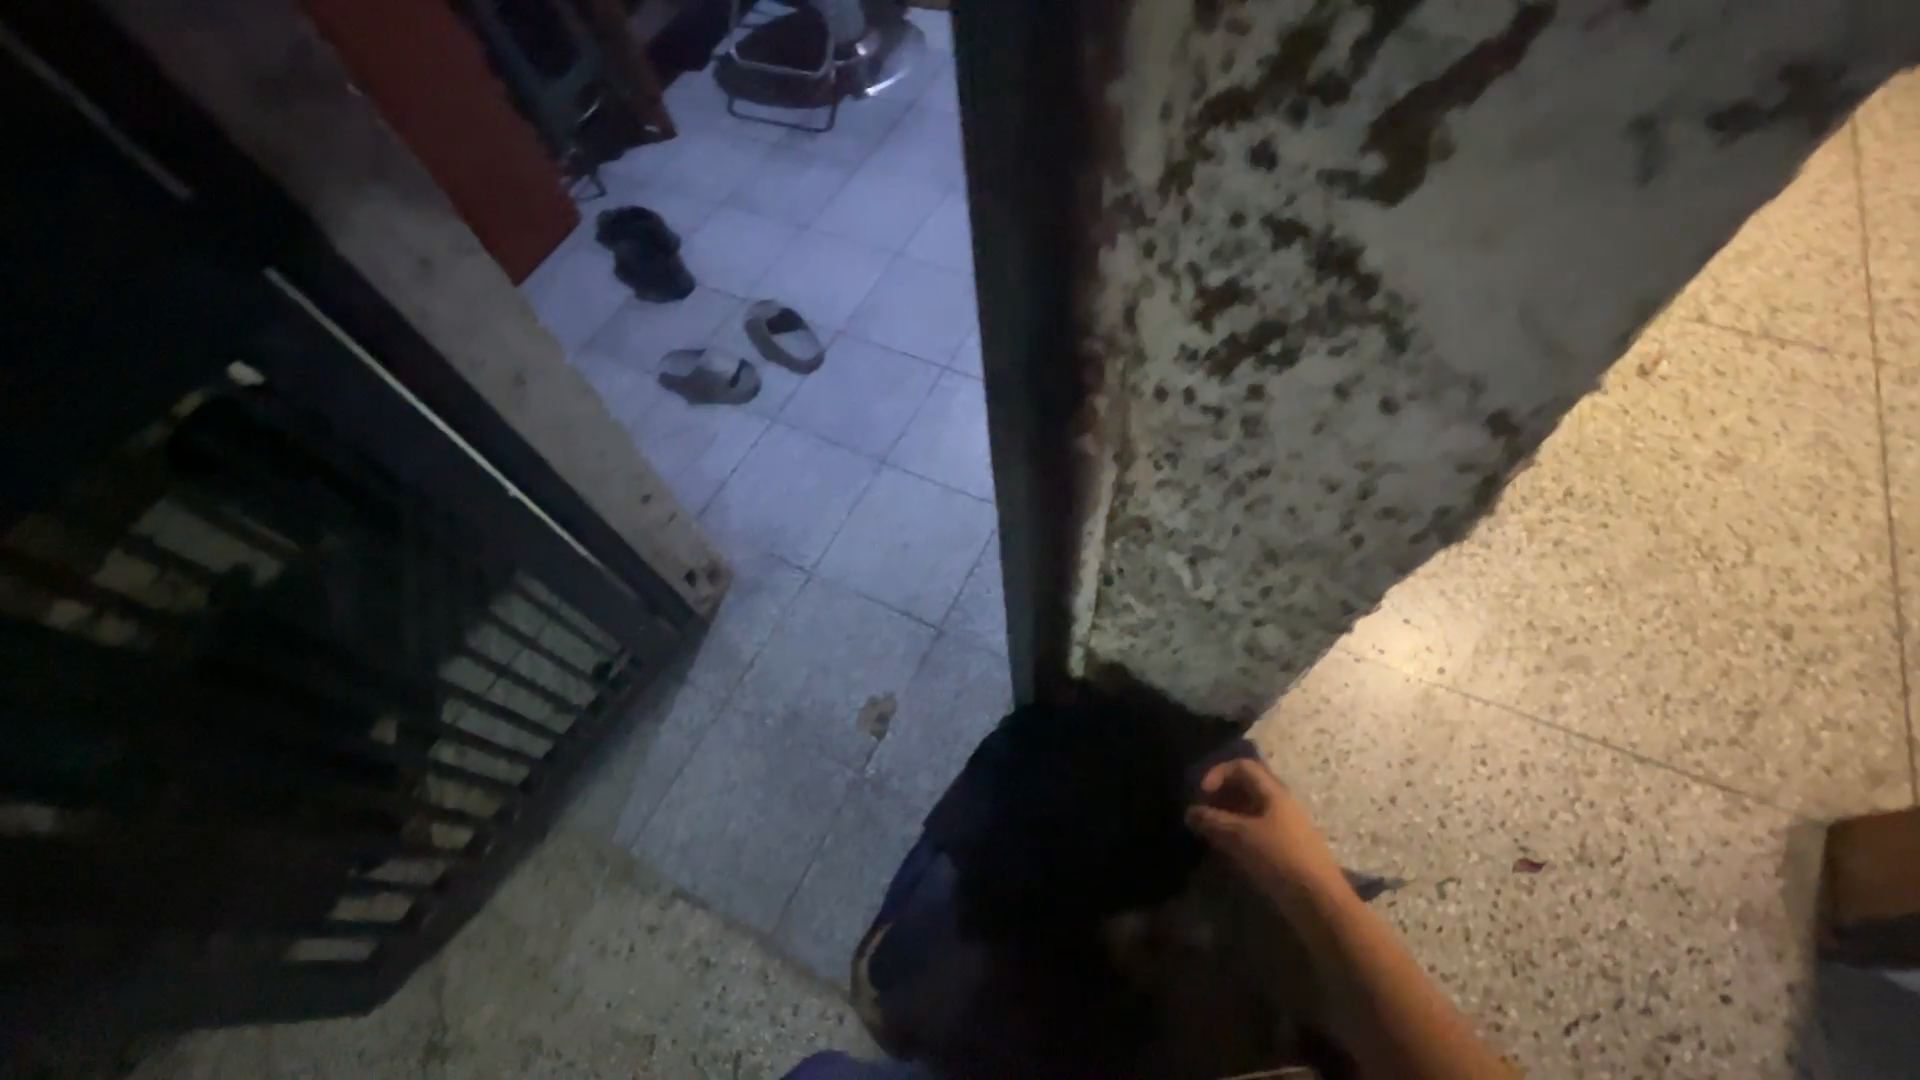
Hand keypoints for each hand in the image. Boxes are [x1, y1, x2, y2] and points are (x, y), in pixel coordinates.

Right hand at [1187, 758, 1347, 899]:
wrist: (1319, 902)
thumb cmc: (1279, 859)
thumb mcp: (1239, 836)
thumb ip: (1212, 821)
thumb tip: (1190, 812)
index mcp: (1274, 793)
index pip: (1242, 766)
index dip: (1217, 773)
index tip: (1200, 794)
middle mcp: (1281, 804)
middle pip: (1247, 787)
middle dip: (1220, 796)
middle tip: (1202, 813)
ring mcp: (1286, 827)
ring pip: (1251, 811)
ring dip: (1227, 816)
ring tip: (1210, 833)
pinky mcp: (1287, 849)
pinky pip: (1257, 831)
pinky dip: (1238, 834)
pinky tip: (1227, 851)